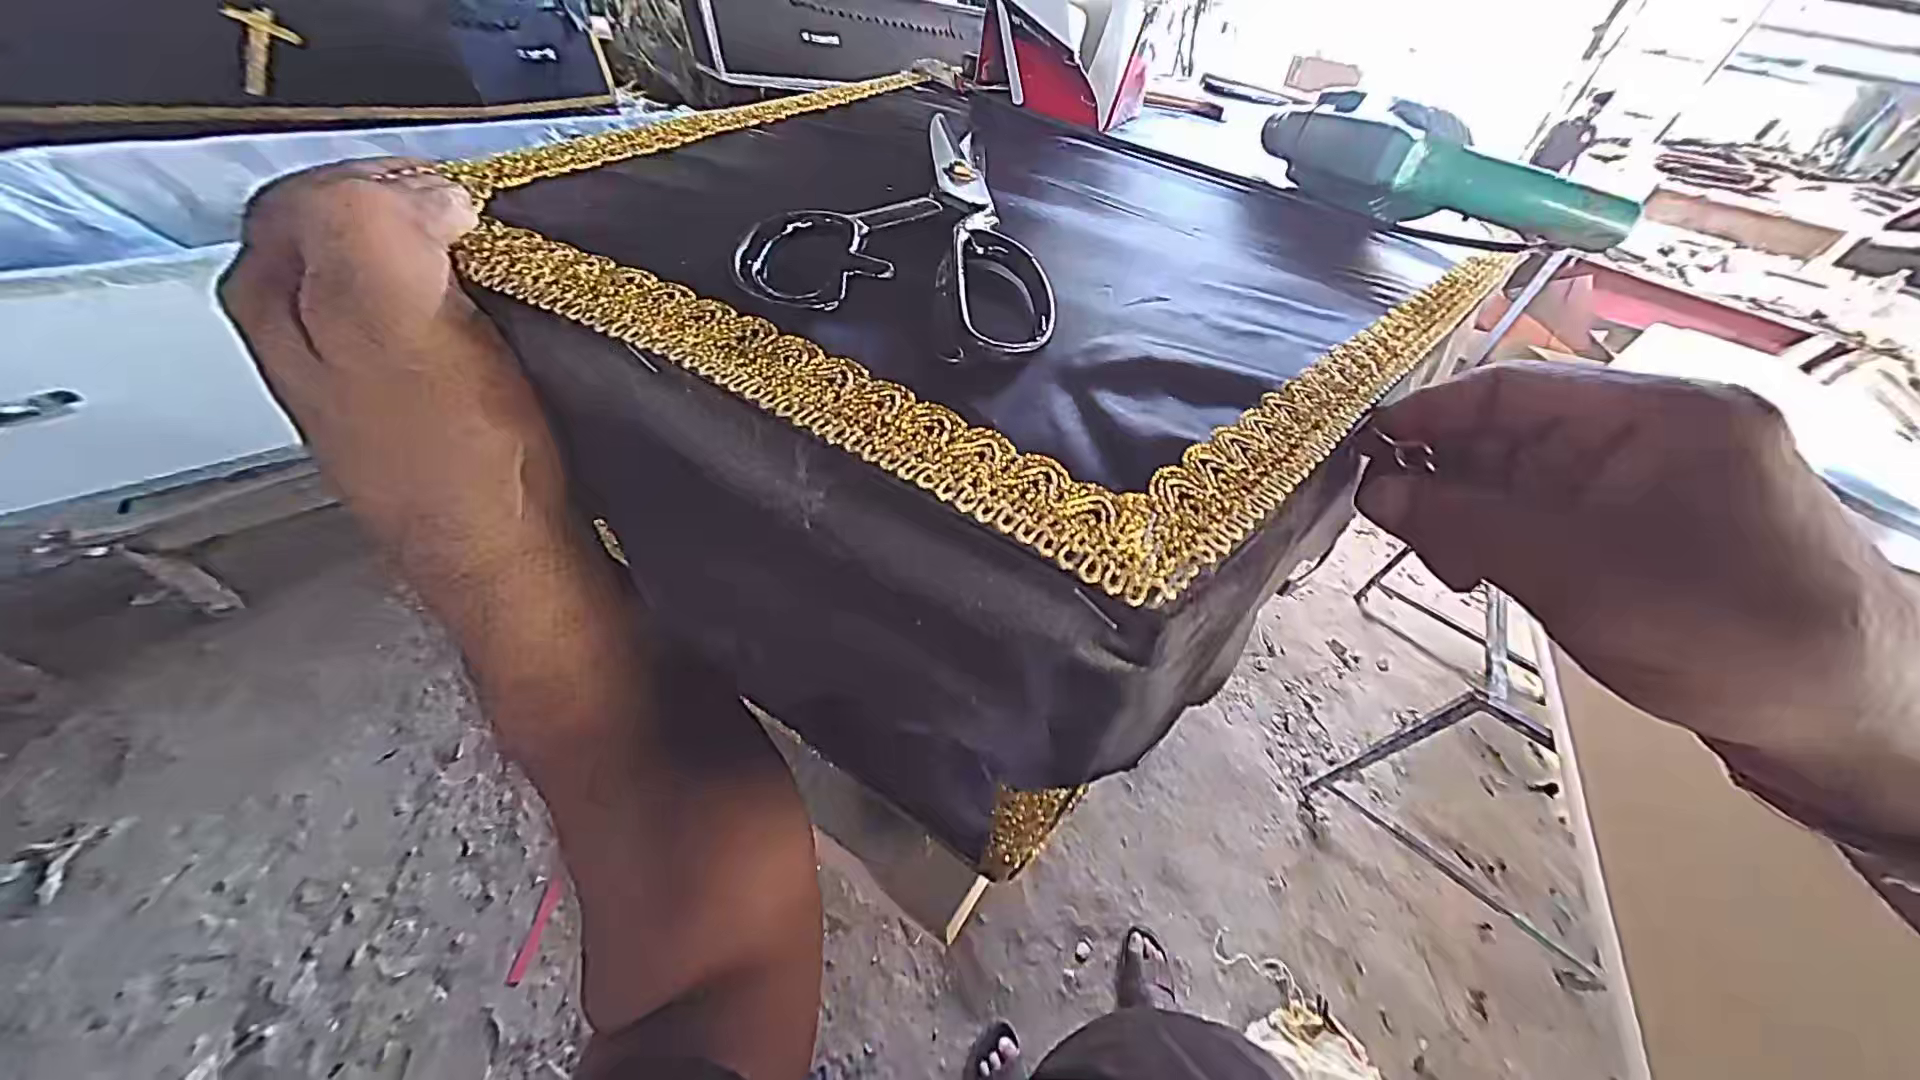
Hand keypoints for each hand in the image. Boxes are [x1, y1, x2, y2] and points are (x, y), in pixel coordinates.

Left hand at [219, 159, 574, 613]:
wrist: (526, 571)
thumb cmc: (470, 468)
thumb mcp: (397, 336)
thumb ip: (378, 235)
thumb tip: (429, 198)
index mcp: (286, 311)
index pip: (316, 193)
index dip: (398, 186)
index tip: (479, 217)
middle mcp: (324, 346)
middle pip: (367, 239)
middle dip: (437, 229)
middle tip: (506, 253)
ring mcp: (391, 387)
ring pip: (419, 290)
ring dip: (474, 278)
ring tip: (526, 292)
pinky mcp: (453, 420)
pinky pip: (462, 339)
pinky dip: (496, 323)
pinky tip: (530, 344)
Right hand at [1358, 361, 1919, 832]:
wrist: (1842, 715)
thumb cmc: (1719, 628)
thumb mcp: (1569, 570)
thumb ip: (1460, 523)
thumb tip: (1371, 492)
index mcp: (1654, 415)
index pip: (1512, 388)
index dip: (1428, 413)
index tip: (1363, 449)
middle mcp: (1639, 434)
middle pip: (1501, 433)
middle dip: (1439, 477)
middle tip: (1400, 528)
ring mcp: (1627, 479)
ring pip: (1502, 476)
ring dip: (1456, 514)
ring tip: (1448, 565)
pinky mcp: (1615, 521)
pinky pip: (1523, 511)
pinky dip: (1483, 535)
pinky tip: (1473, 571)